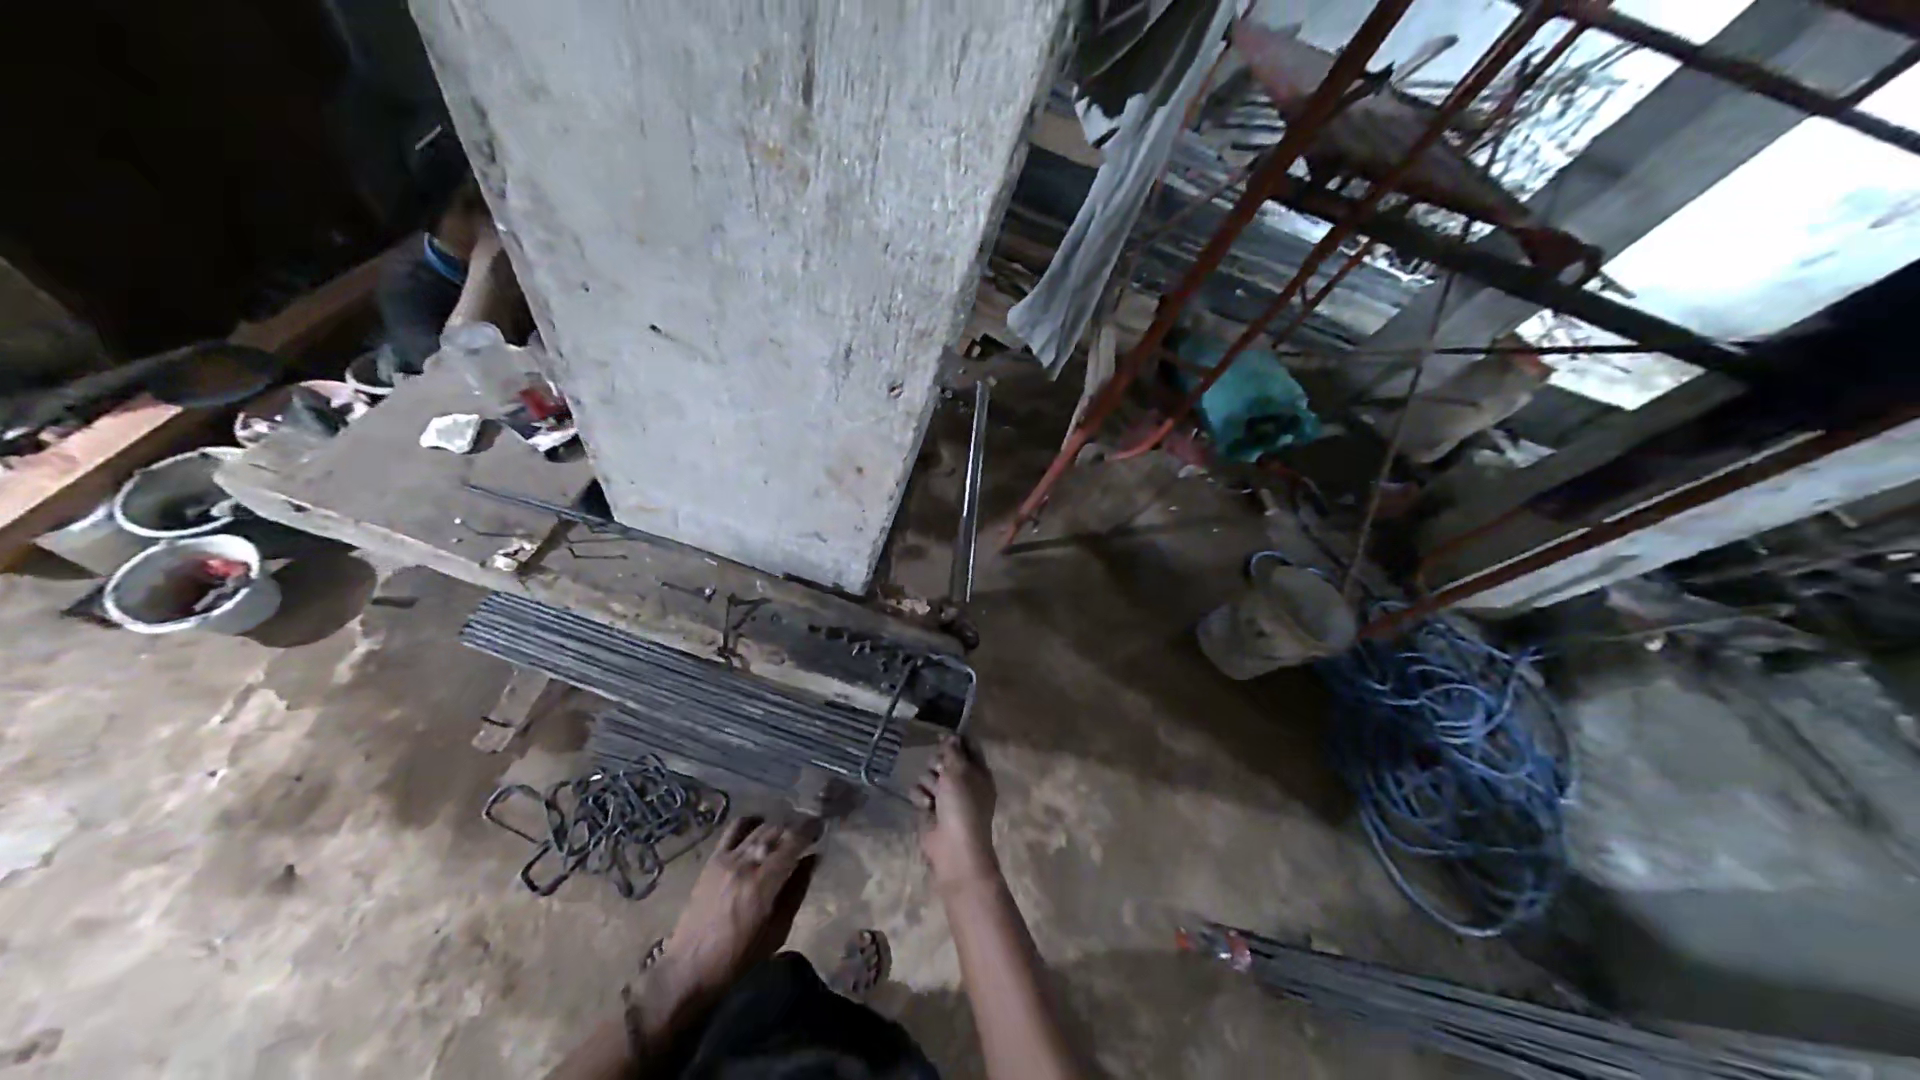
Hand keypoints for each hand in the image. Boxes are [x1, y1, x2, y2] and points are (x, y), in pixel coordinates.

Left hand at [653, 818, 813, 1005]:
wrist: (689, 967)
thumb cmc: (738, 957)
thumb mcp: (777, 931)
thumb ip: (797, 891)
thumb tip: (813, 859)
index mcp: (764, 884)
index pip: (793, 842)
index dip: (810, 831)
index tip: (821, 829)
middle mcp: (746, 864)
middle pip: (777, 830)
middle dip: (797, 827)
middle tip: (808, 831)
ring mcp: (726, 859)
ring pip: (759, 828)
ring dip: (778, 826)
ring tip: (788, 831)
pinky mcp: (712, 860)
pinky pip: (733, 829)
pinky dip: (750, 822)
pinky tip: (760, 826)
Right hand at [913, 735, 999, 889]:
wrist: (953, 847)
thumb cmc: (962, 805)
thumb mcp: (960, 771)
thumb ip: (953, 751)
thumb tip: (951, 736)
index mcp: (978, 772)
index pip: (968, 748)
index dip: (955, 740)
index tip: (942, 735)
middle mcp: (963, 782)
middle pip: (944, 760)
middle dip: (938, 764)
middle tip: (940, 772)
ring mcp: (946, 797)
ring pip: (929, 775)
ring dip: (929, 782)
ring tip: (934, 795)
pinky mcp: (929, 809)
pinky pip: (919, 792)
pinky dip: (920, 798)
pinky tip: (926, 807)